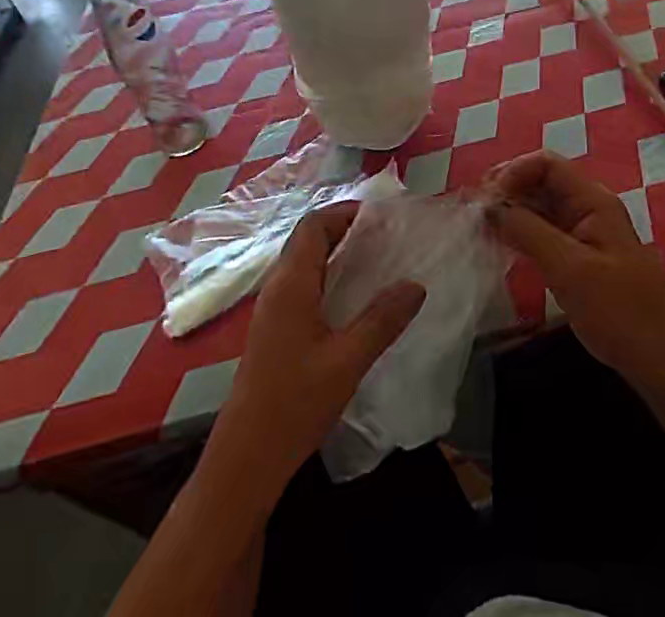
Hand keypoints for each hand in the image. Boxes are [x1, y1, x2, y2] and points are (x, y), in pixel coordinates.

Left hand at [205, 203, 426, 493]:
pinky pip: (303, 286)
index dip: (344, 213)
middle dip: (344, 230)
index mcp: (290, 284)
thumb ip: (382, 320)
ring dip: (337, 254)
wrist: (249, 451)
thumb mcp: (347, 360)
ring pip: (305, 264)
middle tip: (386, 236)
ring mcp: (272, 309)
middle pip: (308, 240)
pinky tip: (354, 300)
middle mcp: (277, 288)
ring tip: (378, 261)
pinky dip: (329, 278)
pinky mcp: (275, 329)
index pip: (313, 226)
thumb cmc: (295, 402)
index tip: (381, 216)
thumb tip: (415, 284)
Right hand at [487, 151, 664, 377]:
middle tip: (477, 214)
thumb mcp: (570, 268)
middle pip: (539, 181)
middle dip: (506, 190)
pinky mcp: (573, 255)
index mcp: (593, 202)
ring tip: (480, 228)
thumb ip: (528, 231)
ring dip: (508, 211)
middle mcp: (586, 208)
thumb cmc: (618, 312)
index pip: (546, 164)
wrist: (656, 359)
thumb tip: (489, 207)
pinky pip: (539, 230)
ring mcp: (580, 231)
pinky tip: (497, 242)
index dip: (514, 172)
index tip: (489, 200)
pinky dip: (517, 231)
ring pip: (536, 206)